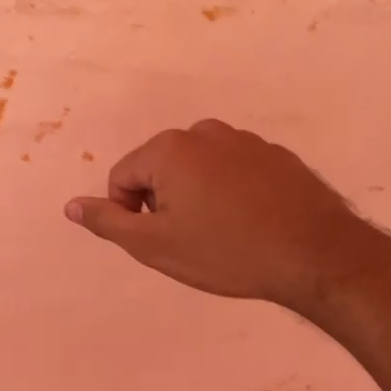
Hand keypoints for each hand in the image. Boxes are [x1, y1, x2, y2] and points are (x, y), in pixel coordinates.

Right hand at [65, 119, 390, 312]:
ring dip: (196, 197)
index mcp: (168, 149)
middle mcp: (204, 133)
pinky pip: (234, 172)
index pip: (122, 177)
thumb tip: (70, 205)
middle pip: (159, 168)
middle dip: (163, 201)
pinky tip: (250, 225)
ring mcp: (246, 141)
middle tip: (188, 239)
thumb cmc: (225, 251)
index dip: (130, 213)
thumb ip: (106, 221)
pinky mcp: (279, 157)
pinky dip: (231, 194)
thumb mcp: (152, 245)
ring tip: (220, 233)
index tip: (160, 240)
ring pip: (198, 170)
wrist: (319, 257)